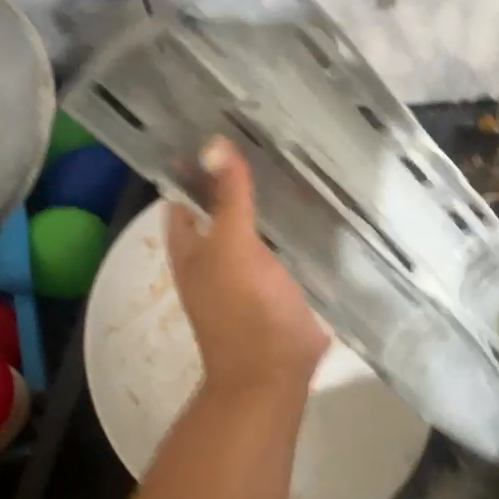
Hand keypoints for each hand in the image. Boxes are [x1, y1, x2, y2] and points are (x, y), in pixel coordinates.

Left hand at [168, 137, 329, 397]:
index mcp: (191, 248)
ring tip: (294, 158)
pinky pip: (282, 245)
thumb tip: (214, 143)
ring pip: (253, 226)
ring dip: (267, 200)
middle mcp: (215, 257)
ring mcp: (248, 272)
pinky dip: (292, 225)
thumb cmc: (244, 310)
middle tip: (266, 134)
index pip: (184, 196)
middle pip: (220, 209)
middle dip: (235, 178)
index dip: (193, 165)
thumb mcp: (233, 246)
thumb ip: (228, 198)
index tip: (218, 125)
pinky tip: (314, 204)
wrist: (275, 373)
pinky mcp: (280, 284)